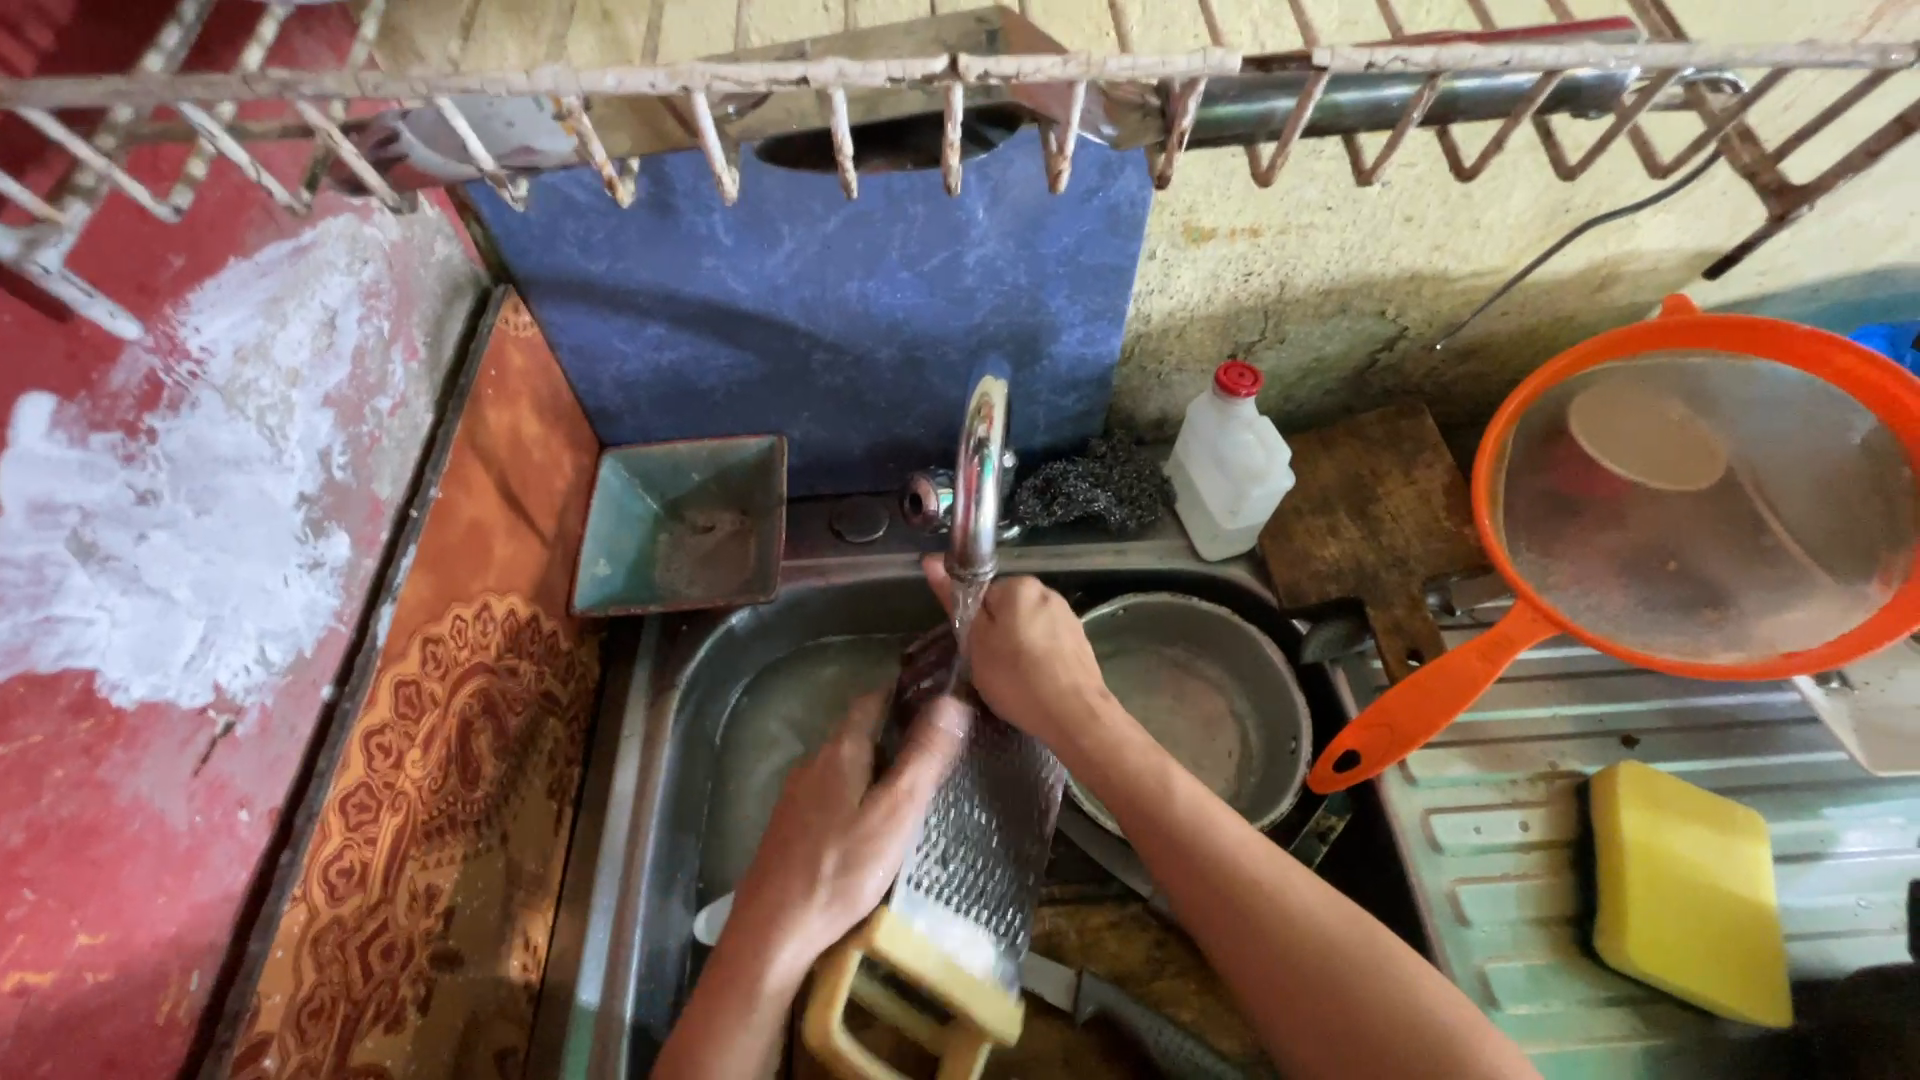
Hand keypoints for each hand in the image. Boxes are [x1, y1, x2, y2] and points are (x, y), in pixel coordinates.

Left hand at [719, 690, 972, 985]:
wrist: (772, 933)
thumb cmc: (841, 870)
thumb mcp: (895, 813)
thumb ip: (924, 757)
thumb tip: (953, 701)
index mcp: (840, 751)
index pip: (874, 700)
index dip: (905, 693)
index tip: (937, 698)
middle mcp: (813, 762)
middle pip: (858, 732)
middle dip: (895, 733)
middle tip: (936, 748)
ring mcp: (796, 795)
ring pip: (844, 765)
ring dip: (876, 765)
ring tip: (910, 786)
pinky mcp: (789, 826)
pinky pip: (830, 792)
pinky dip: (856, 793)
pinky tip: (870, 823)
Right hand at [922, 554, 1114, 748]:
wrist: (1074, 715)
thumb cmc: (1016, 678)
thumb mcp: (976, 642)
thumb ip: (954, 601)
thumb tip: (931, 560)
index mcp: (1019, 585)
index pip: (982, 595)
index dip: (974, 624)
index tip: (976, 650)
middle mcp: (1047, 592)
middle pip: (1007, 610)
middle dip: (997, 634)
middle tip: (992, 667)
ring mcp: (1068, 616)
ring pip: (1028, 628)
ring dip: (1018, 648)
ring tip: (1016, 679)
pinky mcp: (1080, 640)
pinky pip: (1048, 644)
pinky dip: (1039, 659)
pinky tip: (1037, 682)